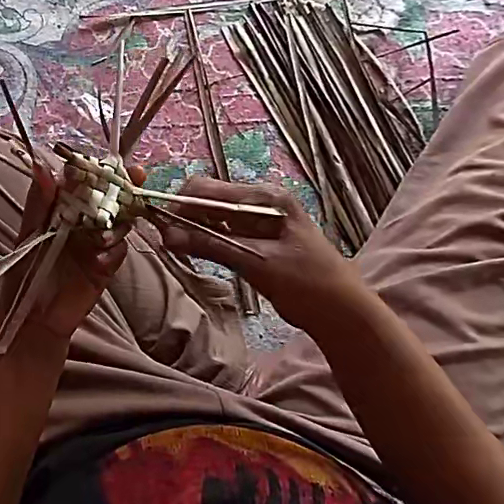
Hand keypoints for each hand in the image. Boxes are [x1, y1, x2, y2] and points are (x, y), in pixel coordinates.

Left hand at [0, 161, 136, 346]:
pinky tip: (100, 257)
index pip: (84, 181)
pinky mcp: (105, 266)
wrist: (31, 318)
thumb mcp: (29, 233)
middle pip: (110, 197)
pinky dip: (112, 252)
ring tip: (104, 232)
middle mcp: (83, 221)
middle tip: (135, 176)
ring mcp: (96, 243)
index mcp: (63, 208)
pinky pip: (117, 253)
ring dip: (118, 221)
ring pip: (119, 223)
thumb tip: (40, 164)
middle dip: (123, 186)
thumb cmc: (24, 272)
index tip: (108, 160)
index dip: (97, 169)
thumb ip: (39, 201)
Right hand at [157, 176, 360, 331]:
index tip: (160, 226)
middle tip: (165, 241)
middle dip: (183, 216)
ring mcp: (258, 221)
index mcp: (266, 199)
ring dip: (192, 228)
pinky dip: (205, 239)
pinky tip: (193, 252)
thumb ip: (211, 245)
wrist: (344, 315)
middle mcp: (260, 203)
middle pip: (207, 199)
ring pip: (212, 216)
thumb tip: (167, 236)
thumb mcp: (257, 263)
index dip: (180, 204)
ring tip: (176, 248)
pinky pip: (221, 232)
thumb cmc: (309, 285)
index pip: (208, 189)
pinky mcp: (256, 240)